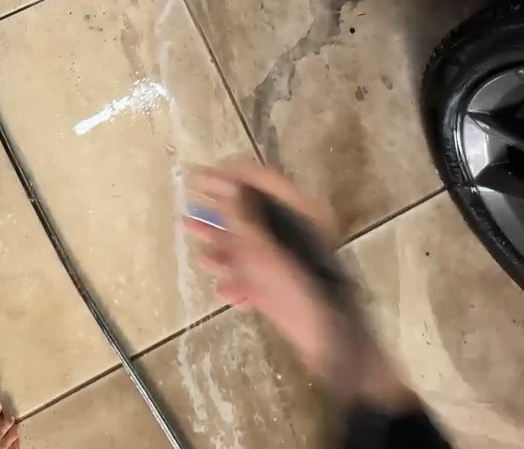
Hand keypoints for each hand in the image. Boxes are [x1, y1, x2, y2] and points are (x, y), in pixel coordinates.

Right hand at [186, 164, 414, 408]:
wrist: (333, 348)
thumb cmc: (300, 290)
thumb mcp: (266, 249)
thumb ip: (244, 216)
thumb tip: (227, 183)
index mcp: (299, 216)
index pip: (260, 181)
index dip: (228, 176)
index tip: (200, 177)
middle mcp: (294, 233)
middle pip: (249, 213)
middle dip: (218, 214)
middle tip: (190, 206)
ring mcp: (288, 261)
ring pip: (248, 246)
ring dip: (222, 251)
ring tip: (201, 255)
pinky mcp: (282, 286)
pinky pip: (253, 274)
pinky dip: (238, 280)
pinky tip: (227, 291)